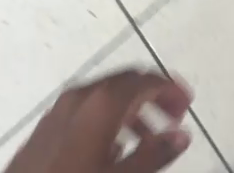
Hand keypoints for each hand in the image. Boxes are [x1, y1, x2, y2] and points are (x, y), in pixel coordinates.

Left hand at [4, 69, 194, 172]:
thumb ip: (154, 154)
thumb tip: (180, 135)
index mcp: (102, 101)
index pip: (146, 80)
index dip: (170, 89)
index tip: (187, 104)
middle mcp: (81, 96)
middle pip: (126, 82)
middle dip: (153, 97)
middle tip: (173, 118)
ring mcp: (59, 110)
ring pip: (105, 97)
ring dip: (131, 110)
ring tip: (146, 140)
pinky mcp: (45, 127)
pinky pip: (86, 111)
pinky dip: (108, 119)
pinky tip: (112, 151)